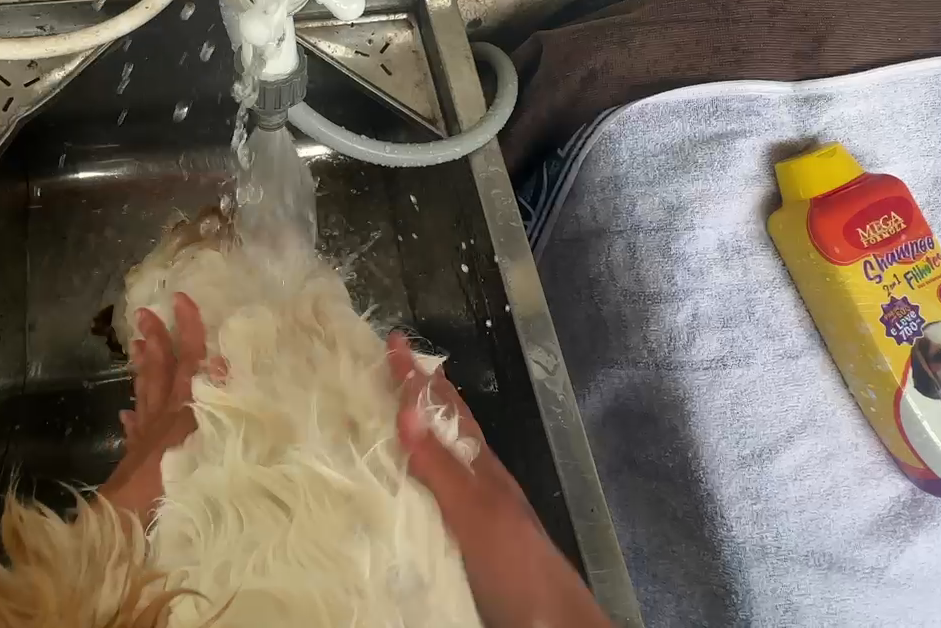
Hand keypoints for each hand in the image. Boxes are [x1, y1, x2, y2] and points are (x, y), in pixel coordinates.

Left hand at [99, 293, 207, 521]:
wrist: (130, 523)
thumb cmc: (173, 481)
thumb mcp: (204, 438)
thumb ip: (212, 403)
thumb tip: (220, 364)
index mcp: (182, 407)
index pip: (188, 358)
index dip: (187, 328)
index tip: (180, 298)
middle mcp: (162, 416)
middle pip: (159, 370)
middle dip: (155, 339)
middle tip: (144, 313)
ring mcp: (146, 437)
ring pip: (144, 393)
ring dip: (143, 368)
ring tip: (137, 346)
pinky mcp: (136, 459)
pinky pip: (134, 431)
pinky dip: (133, 419)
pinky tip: (127, 415)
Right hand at [387, 332, 613, 627]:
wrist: (553, 627)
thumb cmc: (517, 562)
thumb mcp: (476, 510)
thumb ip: (442, 465)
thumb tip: (406, 407)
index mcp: (477, 463)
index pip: (442, 406)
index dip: (417, 375)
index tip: (393, 340)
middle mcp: (473, 480)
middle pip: (442, 425)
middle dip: (416, 393)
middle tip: (387, 365)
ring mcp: (469, 512)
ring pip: (436, 458)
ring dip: (412, 432)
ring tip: (387, 415)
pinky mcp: (461, 543)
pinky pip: (428, 496)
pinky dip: (410, 479)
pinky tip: (396, 490)